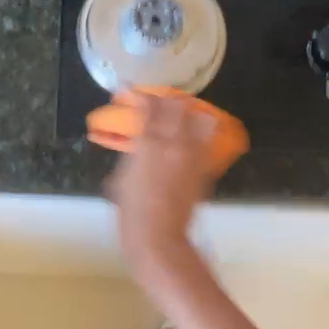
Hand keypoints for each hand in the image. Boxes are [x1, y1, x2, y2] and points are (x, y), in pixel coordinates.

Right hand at [106, 92, 214, 274]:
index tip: (129, 90)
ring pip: (200, 119)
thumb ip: (133, 153)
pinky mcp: (205, 168)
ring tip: (179, 116)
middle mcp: (175, 143)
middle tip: (156, 101)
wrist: (159, 237)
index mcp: (150, 144)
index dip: (139, 94)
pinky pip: (206, 141)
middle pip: (177, 106)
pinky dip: (199, 133)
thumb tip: (138, 143)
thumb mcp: (121, 177)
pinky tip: (190, 138)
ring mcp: (194, 155)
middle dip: (165, 98)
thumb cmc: (131, 211)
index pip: (149, 106)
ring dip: (188, 113)